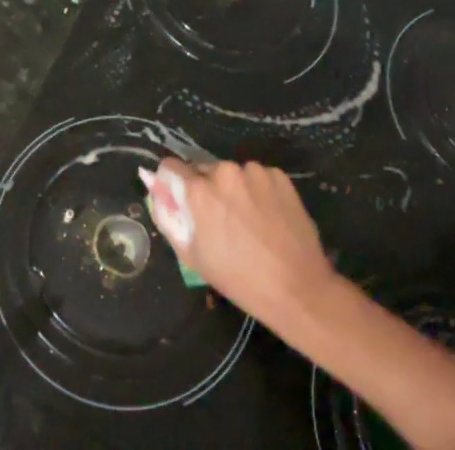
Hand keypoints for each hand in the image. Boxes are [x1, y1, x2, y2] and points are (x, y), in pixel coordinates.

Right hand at [139, 158, 337, 318]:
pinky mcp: (279, 176)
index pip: (171, 166)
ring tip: (247, 221)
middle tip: (218, 220)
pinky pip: (257, 178)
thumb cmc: (238, 277)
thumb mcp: (191, 255)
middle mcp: (225, 171)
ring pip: (232, 174)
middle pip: (203, 170)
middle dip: (205, 188)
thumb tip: (157, 190)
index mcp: (199, 190)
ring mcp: (255, 172)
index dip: (172, 182)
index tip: (180, 200)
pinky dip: (257, 191)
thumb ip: (168, 217)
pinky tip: (267, 217)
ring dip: (233, 189)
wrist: (296, 287)